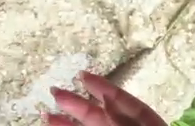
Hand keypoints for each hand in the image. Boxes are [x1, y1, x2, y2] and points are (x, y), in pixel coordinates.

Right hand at [45, 71, 166, 125]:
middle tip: (55, 91)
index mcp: (147, 124)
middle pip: (103, 116)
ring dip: (68, 122)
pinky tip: (57, 125)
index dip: (104, 86)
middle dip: (78, 104)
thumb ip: (122, 118)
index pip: (126, 102)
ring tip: (46, 115)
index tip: (81, 74)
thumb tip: (105, 99)